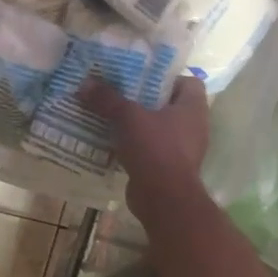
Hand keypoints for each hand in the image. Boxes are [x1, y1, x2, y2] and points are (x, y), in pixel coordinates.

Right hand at [83, 75, 209, 203]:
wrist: (164, 199)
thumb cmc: (155, 149)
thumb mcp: (127, 118)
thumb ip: (107, 99)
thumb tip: (84, 82)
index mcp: (193, 107)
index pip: (186, 82)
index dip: (165, 77)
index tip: (140, 77)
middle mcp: (193, 126)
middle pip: (167, 105)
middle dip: (143, 100)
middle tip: (117, 94)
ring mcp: (182, 150)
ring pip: (157, 128)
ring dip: (136, 124)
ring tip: (109, 116)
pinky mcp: (168, 168)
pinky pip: (149, 149)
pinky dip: (133, 146)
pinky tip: (111, 142)